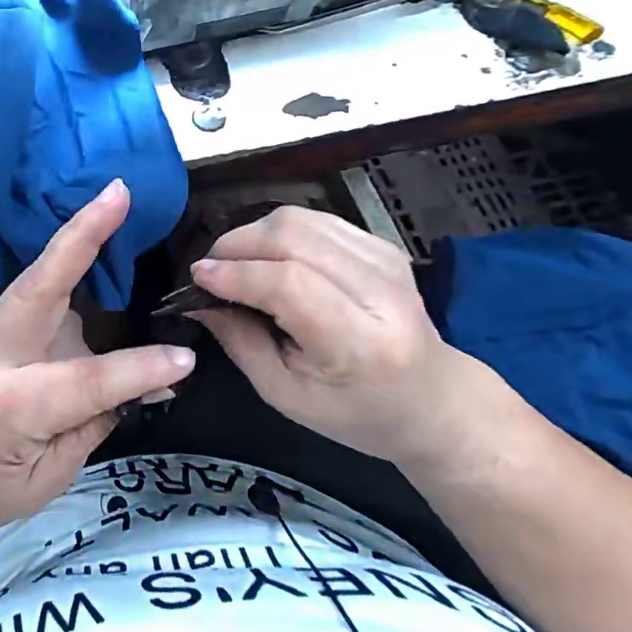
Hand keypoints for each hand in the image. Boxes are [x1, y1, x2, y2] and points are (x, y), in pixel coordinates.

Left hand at [0, 179, 195, 554]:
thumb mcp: (48, 475)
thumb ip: (96, 419)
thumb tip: (154, 378)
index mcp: (6, 409)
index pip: (85, 381)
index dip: (139, 371)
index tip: (185, 360)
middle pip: (39, 287)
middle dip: (80, 236)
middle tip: (117, 193)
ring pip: (35, 279)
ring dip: (74, 238)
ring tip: (113, 199)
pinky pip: (32, 289)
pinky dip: (63, 261)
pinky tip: (89, 235)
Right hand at [188, 206, 505, 469]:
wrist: (434, 401)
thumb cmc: (355, 412)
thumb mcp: (285, 394)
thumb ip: (239, 341)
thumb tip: (198, 299)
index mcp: (362, 345)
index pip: (290, 285)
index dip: (236, 273)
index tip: (198, 278)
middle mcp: (381, 293)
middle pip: (292, 238)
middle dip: (235, 245)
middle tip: (210, 269)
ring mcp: (386, 261)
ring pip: (298, 220)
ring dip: (251, 234)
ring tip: (233, 262)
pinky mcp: (381, 245)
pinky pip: (312, 219)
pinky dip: (276, 231)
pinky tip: (267, 257)